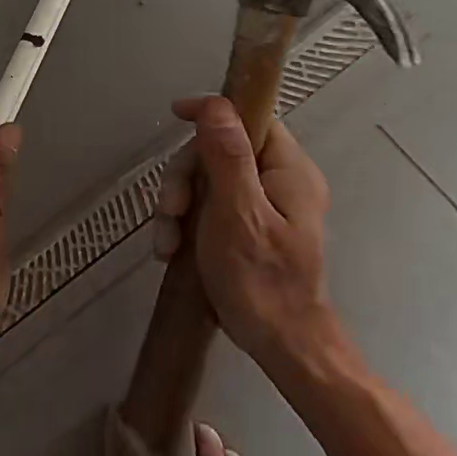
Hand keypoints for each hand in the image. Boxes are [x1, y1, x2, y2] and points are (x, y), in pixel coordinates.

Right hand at [153, 96, 330, 363]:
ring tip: (168, 242)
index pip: (250, 114)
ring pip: (208, 178)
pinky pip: (210, 204)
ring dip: (180, 205)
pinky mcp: (249, 226)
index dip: (212, 112)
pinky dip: (187, 222)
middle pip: (219, 148)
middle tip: (171, 209)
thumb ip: (227, 156)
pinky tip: (173, 248)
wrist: (285, 351)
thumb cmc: (262, 283)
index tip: (178, 116)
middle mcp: (281, 179)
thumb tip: (216, 104)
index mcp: (288, 169)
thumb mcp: (237, 214)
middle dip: (186, 176)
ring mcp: (265, 204)